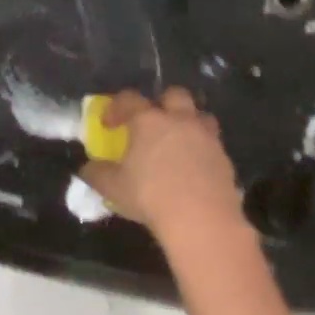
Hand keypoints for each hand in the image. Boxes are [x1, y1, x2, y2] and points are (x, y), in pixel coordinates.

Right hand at [79, 87, 246, 240]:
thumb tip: (90, 167)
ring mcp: (207, 138)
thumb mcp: (109, 186)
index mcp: (149, 122)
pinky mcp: (224, 157)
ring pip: (200, 115)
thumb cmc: (149, 195)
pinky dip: (198, 147)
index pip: (129, 99)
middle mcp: (181, 121)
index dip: (114, 108)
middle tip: (148, 124)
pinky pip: (210, 142)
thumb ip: (95, 171)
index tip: (107, 125)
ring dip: (185, 122)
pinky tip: (188, 166)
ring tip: (173, 141)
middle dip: (160, 103)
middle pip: (174, 95)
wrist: (202, 218)